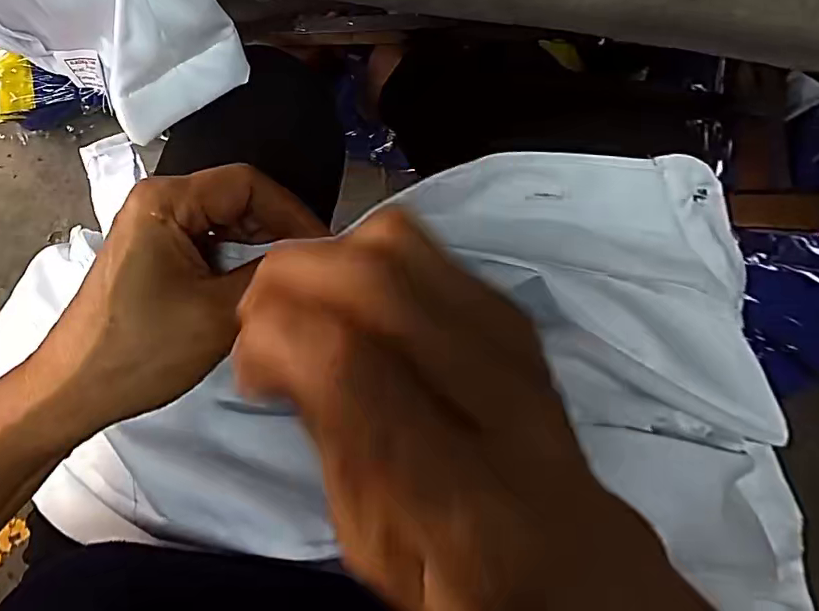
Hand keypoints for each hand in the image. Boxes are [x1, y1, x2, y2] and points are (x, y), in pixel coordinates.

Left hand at [33, 164, 328, 431]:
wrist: (71, 393)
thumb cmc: (133, 353)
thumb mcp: (217, 314)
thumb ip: (268, 275)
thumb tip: (307, 256)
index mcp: (165, 201)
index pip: (247, 183)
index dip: (291, 211)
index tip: (320, 242)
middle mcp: (157, 200)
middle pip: (237, 197)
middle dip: (277, 228)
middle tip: (310, 262)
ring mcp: (154, 223)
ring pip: (227, 218)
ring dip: (259, 244)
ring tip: (289, 274)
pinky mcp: (155, 246)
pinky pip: (209, 237)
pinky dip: (237, 256)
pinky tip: (257, 282)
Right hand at [234, 208, 706, 610]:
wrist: (571, 553)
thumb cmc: (461, 576)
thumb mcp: (377, 548)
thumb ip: (331, 439)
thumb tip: (275, 341)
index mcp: (467, 504)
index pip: (353, 370)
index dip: (279, 335)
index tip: (248, 350)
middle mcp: (503, 401)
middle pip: (378, 281)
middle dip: (294, 275)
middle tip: (260, 310)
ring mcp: (516, 343)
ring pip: (401, 242)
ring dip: (329, 254)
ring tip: (304, 297)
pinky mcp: (511, 310)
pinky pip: (422, 245)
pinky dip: (364, 250)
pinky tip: (349, 294)